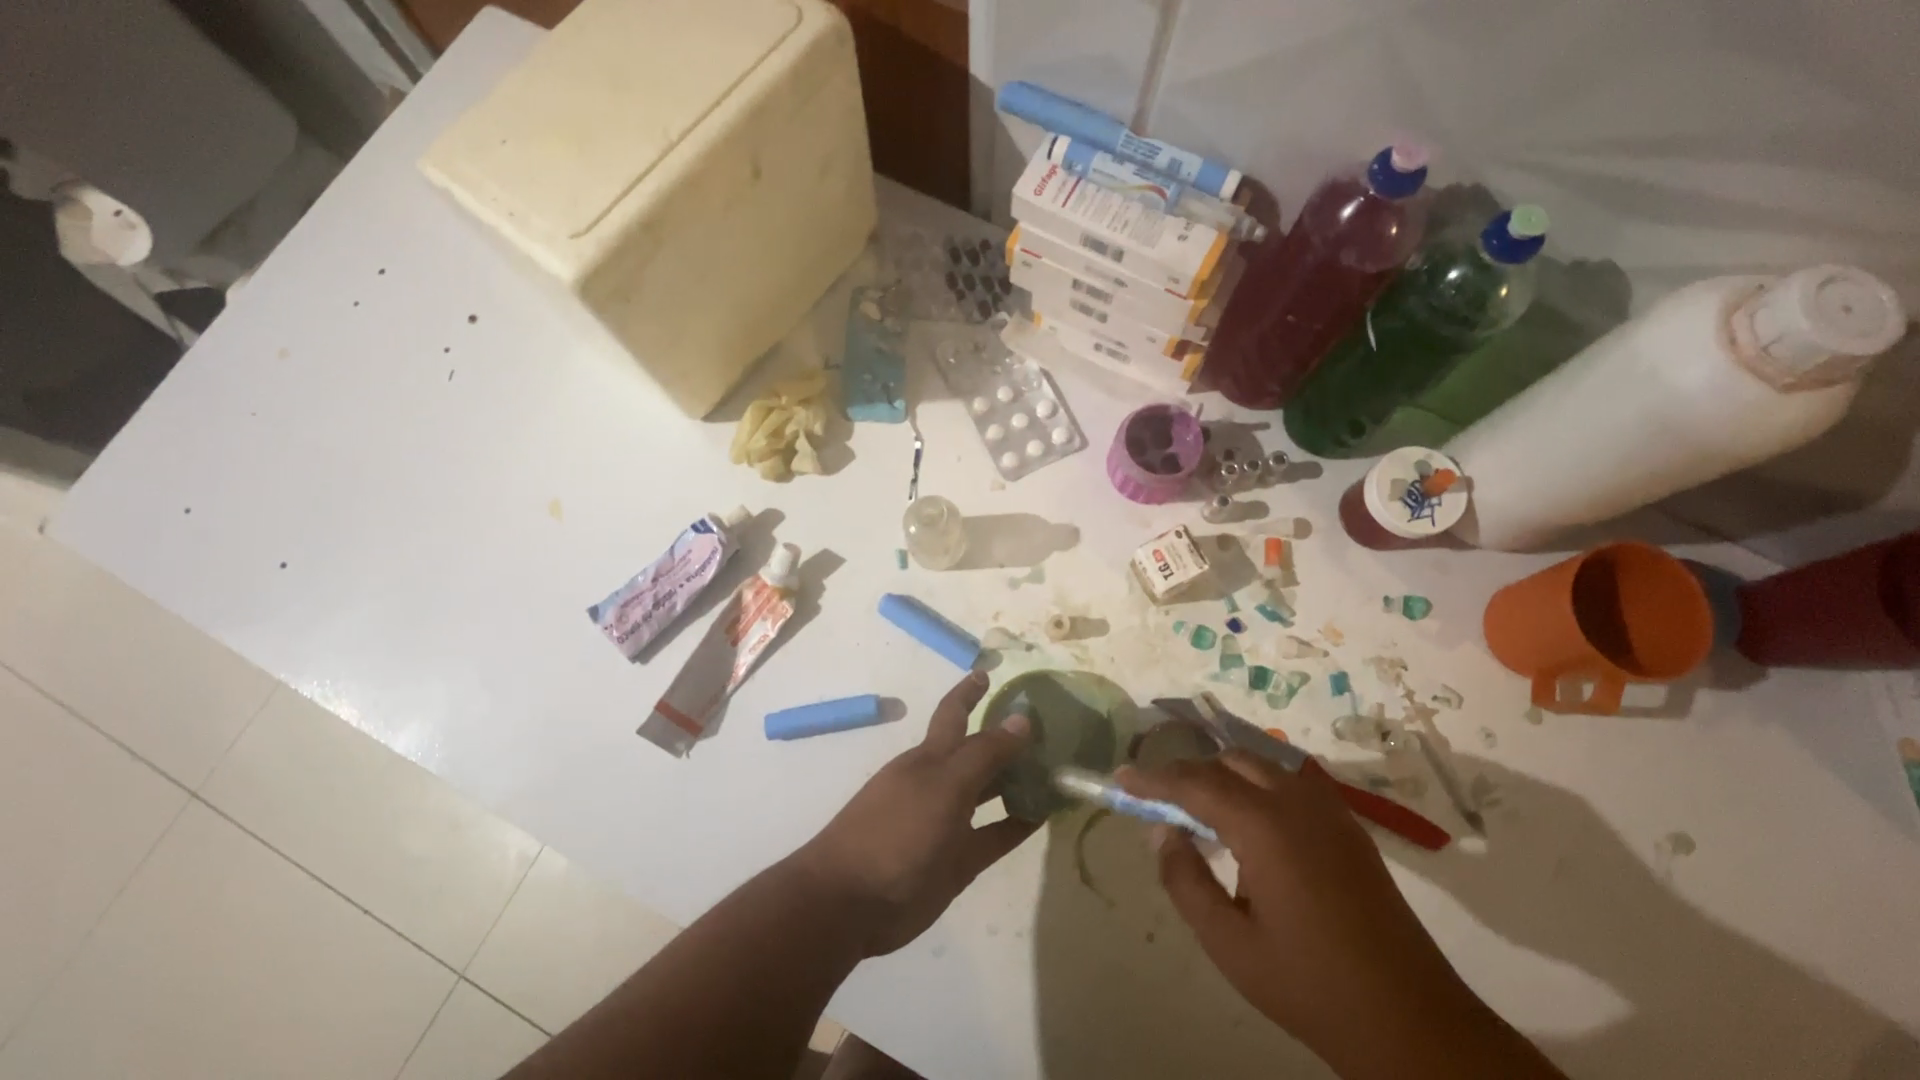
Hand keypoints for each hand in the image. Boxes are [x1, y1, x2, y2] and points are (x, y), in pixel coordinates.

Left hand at [792, 672, 1037, 956]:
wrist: (852, 901)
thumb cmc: (894, 831)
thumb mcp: (943, 785)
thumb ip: (984, 753)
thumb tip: (1022, 719)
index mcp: (929, 758)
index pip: (953, 714)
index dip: (969, 693)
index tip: (988, 673)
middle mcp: (939, 785)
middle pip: (977, 754)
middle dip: (1005, 738)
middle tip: (1048, 725)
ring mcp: (948, 824)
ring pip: (990, 794)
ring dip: (1018, 782)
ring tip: (1057, 768)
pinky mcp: (958, 861)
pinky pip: (995, 835)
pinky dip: (1019, 825)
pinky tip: (1046, 815)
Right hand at [1121, 753, 1546, 1076]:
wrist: (1405, 1014)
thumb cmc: (1306, 982)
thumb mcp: (1228, 941)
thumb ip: (1186, 880)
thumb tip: (1163, 832)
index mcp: (1265, 827)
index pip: (1196, 784)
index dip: (1154, 779)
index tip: (1121, 777)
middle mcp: (1298, 803)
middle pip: (1231, 763)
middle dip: (1189, 771)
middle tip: (1156, 793)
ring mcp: (1331, 812)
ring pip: (1266, 764)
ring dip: (1226, 771)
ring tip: (1197, 800)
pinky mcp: (1350, 828)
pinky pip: (1294, 780)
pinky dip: (1259, 780)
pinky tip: (1250, 812)